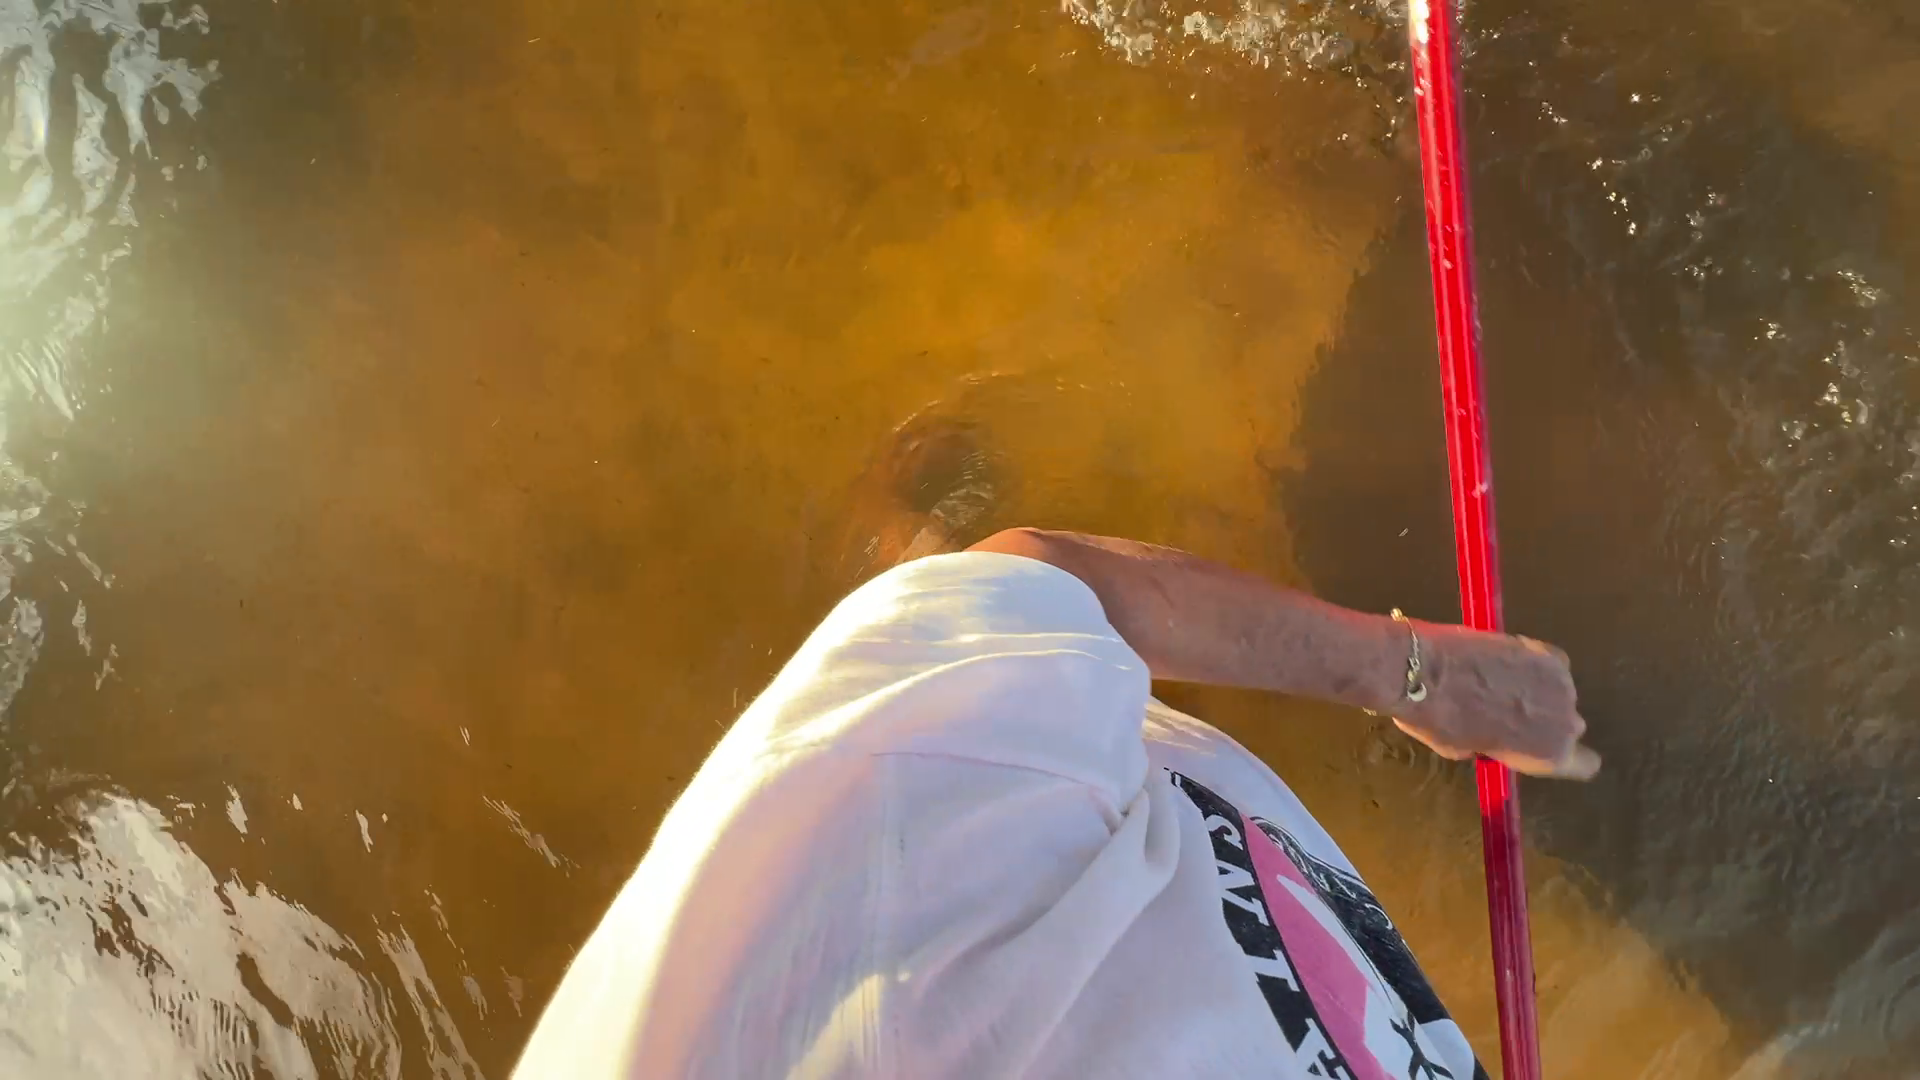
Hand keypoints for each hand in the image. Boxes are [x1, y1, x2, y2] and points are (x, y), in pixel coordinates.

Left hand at [1391, 624, 1599, 779]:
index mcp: (1550, 754)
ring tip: (1491, 678)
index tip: (1532, 745)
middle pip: (1565, 722)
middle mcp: (1566, 721)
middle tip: (1499, 708)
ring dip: (1532, 685)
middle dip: (1539, 717)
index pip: (1583, 763)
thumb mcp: (1460, 749)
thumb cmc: (1434, 717)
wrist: (1420, 669)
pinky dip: (1526, 659)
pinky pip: (1545, 658)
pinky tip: (1498, 657)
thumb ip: (1490, 747)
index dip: (1557, 753)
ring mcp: (1559, 682)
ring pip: (1555, 688)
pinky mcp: (1543, 649)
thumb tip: (1488, 738)